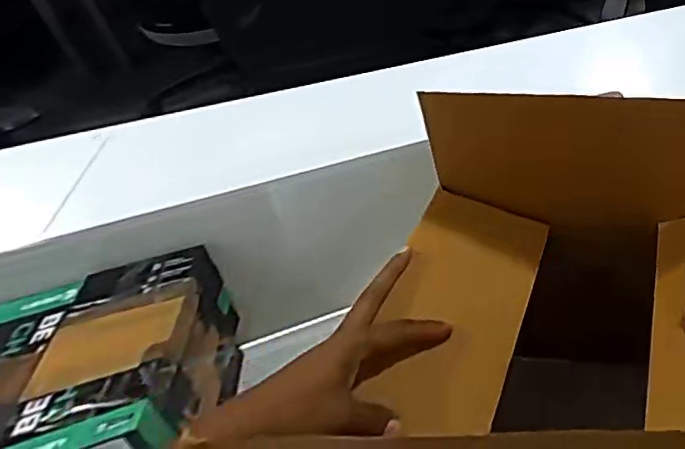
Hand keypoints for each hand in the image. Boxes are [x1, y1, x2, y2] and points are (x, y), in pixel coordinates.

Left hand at [188, 250, 449, 441]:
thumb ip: (369, 418)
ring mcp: (323, 361)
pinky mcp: (311, 382)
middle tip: (406, 254)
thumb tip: (399, 425)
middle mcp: (339, 346)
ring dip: (380, 322)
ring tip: (398, 318)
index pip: (393, 330)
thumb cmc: (293, 414)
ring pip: (361, 334)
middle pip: (370, 305)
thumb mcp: (338, 416)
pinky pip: (349, 359)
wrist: (239, 433)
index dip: (420, 329)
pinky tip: (369, 370)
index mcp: (349, 346)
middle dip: (389, 280)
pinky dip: (366, 355)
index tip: (445, 325)